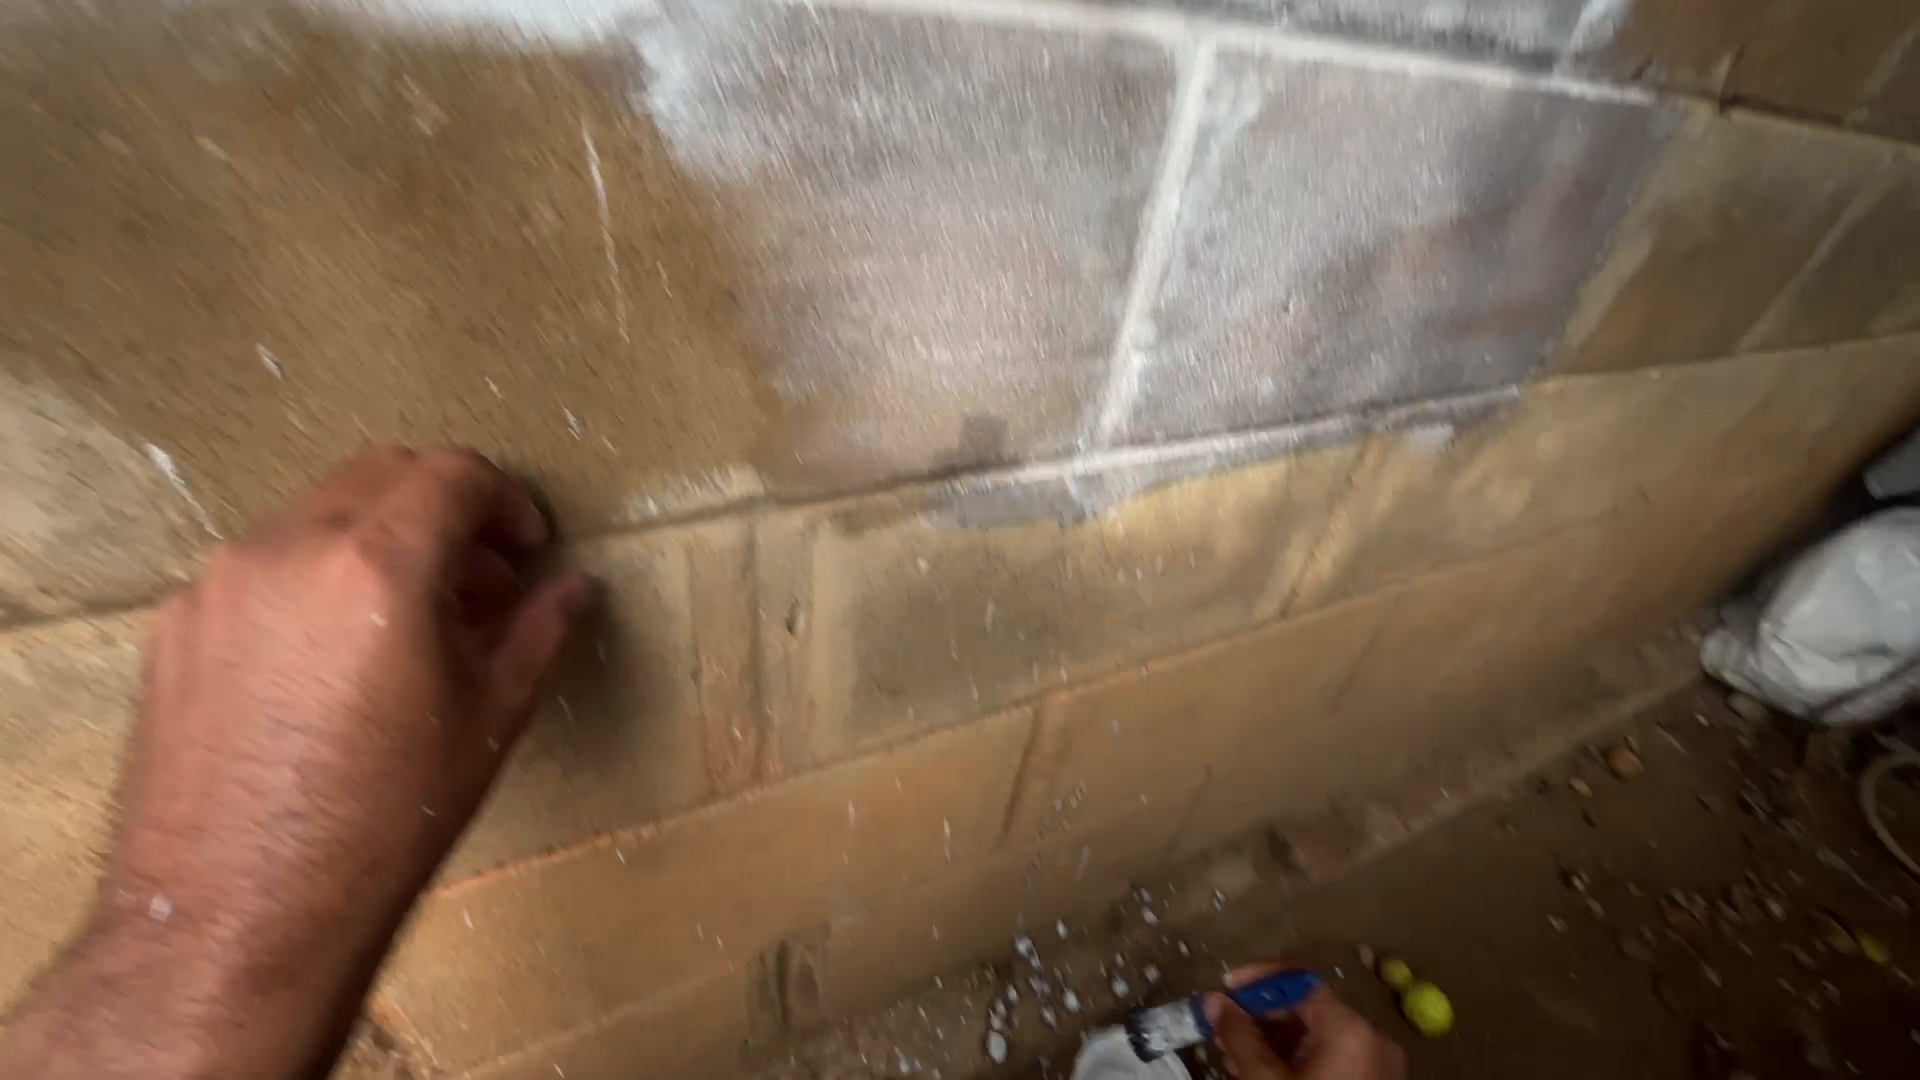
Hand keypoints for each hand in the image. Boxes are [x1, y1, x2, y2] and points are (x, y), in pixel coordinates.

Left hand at [0, 447, 589, 1078]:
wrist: (239, 911)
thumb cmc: (395, 807)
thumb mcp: (496, 710)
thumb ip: (542, 628)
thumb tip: (577, 586)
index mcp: (380, 568)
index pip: (455, 475)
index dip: (509, 500)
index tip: (529, 549)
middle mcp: (289, 551)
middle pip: (388, 472)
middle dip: (453, 506)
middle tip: (488, 573)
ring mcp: (221, 582)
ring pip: (326, 507)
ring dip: (392, 533)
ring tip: (425, 611)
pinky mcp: (179, 621)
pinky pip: (274, 555)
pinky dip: (333, 565)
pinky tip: (353, 643)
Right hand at [1205, 965, 1405, 1079]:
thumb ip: (1237, 1035)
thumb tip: (1213, 1000)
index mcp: (1349, 1028)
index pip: (1296, 980)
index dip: (1256, 980)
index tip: (1224, 993)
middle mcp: (1370, 1039)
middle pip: (1305, 1008)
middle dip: (1260, 1018)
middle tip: (1224, 1033)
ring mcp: (1378, 1068)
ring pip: (1315, 1037)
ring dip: (1272, 1042)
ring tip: (1237, 1060)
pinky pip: (1330, 1060)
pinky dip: (1296, 1062)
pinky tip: (1264, 1077)